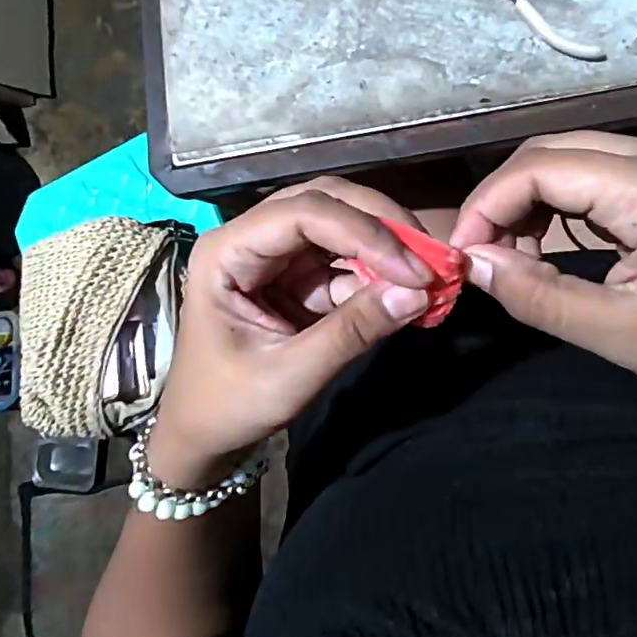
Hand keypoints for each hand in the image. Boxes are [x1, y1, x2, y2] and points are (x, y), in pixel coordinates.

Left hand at [151, 179, 434, 485]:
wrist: (205, 434)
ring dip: (388, 247)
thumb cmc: (229, 406)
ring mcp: (279, 254)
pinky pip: (349, 258)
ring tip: (429, 274)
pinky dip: (383, 272)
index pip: (303, 213)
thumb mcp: (290, 376)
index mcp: (229, 252)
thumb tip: (418, 295)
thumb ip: (352, 332)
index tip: (413, 270)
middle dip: (382, 226)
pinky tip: (409, 291)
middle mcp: (254, 238)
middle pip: (326, 203)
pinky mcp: (301, 274)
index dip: (364, 232)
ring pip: (343, 224)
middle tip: (430, 257)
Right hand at [449, 132, 636, 422]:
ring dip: (532, 200)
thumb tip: (471, 262)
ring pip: (575, 157)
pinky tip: (549, 241)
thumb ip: (538, 295)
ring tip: (508, 254)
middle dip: (504, 199)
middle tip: (478, 254)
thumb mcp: (622, 336)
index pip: (544, 167)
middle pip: (556, 151)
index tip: (459, 253)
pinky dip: (565, 204)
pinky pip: (603, 173)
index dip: (488, 205)